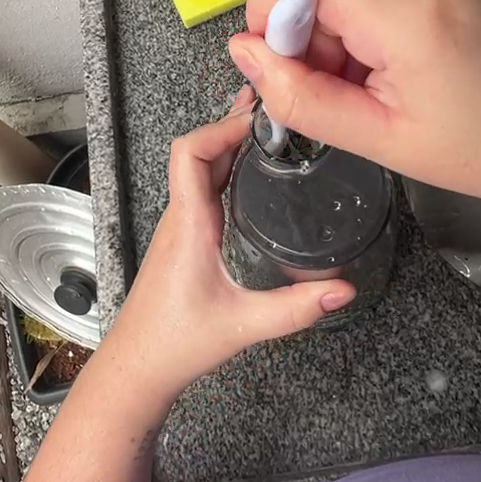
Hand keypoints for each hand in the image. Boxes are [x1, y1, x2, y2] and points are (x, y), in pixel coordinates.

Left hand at [96, 88, 356, 400]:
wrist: (136, 368)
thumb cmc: (174, 344)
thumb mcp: (242, 325)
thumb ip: (295, 308)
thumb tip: (344, 290)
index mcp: (189, 224)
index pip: (190, 152)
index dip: (221, 126)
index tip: (261, 120)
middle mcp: (181, 215)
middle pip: (199, 150)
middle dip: (234, 124)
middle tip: (278, 113)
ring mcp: (181, 224)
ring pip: (200, 166)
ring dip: (229, 142)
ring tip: (270, 129)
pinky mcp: (186, 235)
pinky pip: (203, 184)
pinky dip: (227, 164)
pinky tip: (253, 169)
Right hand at [228, 0, 480, 230]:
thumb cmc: (477, 150)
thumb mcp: (378, 139)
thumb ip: (300, 96)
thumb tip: (242, 51)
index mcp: (408, 9)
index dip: (267, 11)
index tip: (277, 64)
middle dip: (302, 34)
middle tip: (332, 91)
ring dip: (332, 34)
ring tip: (367, 87)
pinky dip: (359, 25)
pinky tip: (385, 68)